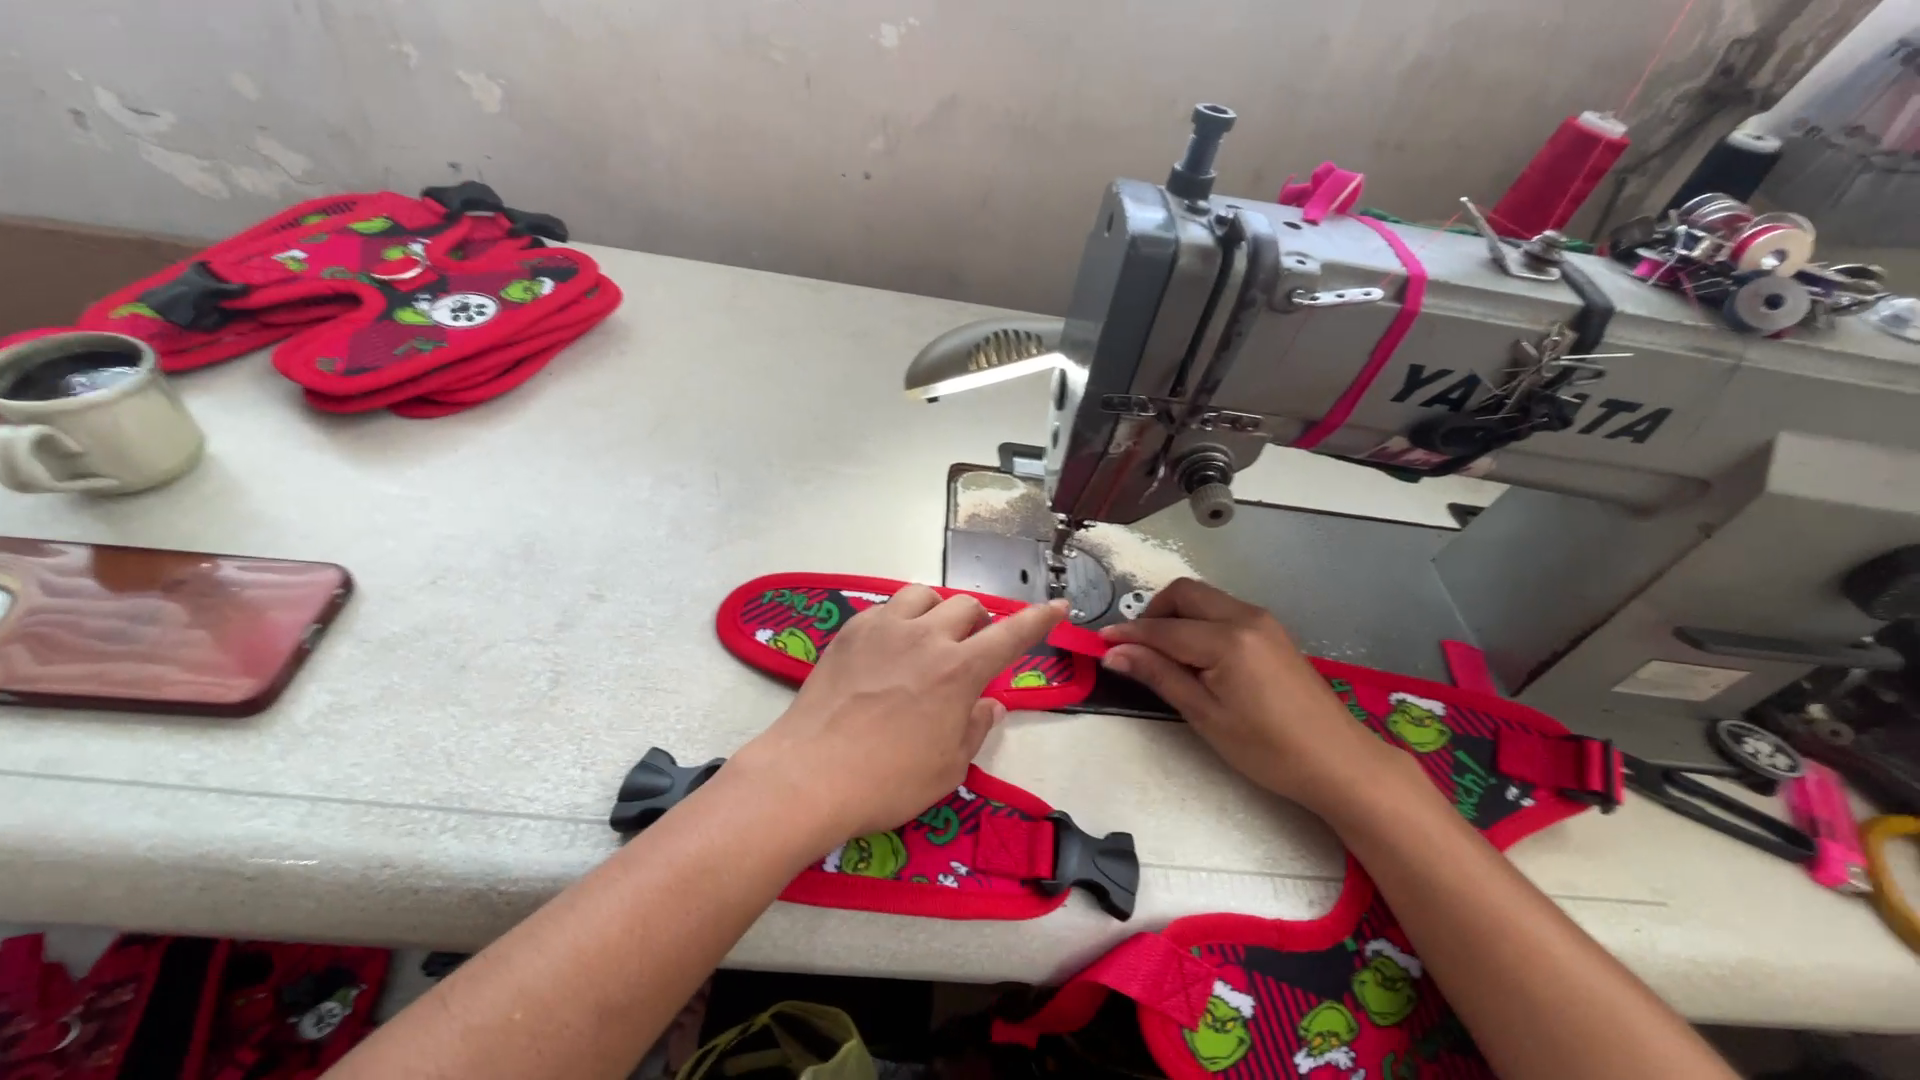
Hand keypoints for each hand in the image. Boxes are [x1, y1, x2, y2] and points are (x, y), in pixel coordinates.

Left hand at [730, 586, 1066, 844]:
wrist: (810, 775)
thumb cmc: (887, 782)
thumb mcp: (948, 769)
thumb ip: (975, 728)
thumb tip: (988, 704)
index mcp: (960, 671)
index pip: (1012, 634)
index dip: (1040, 619)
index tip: (1059, 606)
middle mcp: (926, 638)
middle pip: (967, 607)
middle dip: (979, 624)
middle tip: (969, 652)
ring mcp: (883, 629)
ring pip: (924, 596)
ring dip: (937, 612)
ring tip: (929, 638)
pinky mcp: (850, 632)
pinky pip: (885, 609)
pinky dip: (899, 620)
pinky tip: (889, 648)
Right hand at [1099, 578, 1399, 813]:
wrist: (1338, 761)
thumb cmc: (1267, 749)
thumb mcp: (1206, 716)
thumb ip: (1159, 675)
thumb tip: (1114, 653)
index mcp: (1227, 640)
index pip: (1163, 629)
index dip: (1128, 636)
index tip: (1099, 643)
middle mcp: (1245, 617)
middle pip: (1184, 593)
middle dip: (1152, 613)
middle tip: (1134, 648)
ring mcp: (1263, 621)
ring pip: (1205, 598)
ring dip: (1176, 616)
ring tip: (1161, 655)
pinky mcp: (1272, 631)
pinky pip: (1224, 611)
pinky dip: (1199, 622)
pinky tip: (1194, 655)